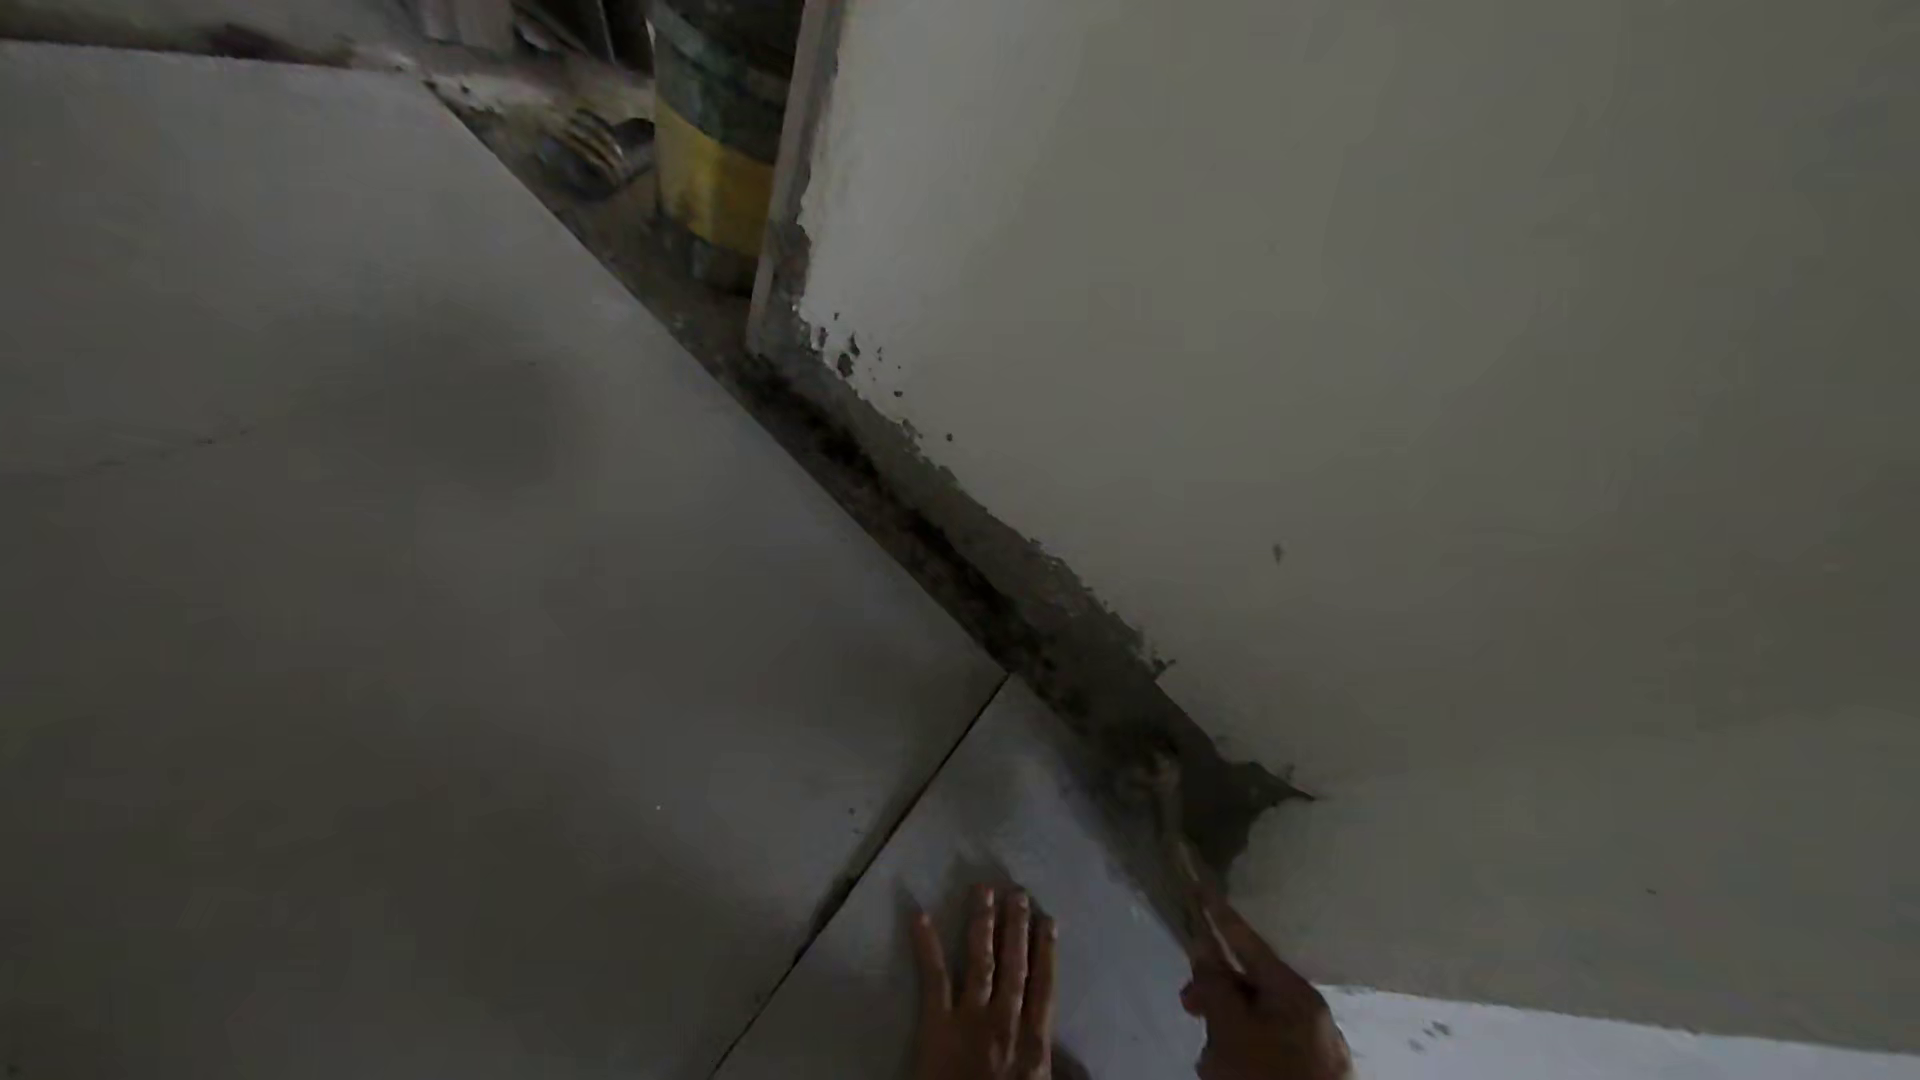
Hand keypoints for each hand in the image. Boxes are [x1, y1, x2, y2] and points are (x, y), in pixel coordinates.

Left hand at [910, 885, 1057, 1079]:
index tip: (1048, 920)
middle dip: (1017, 927)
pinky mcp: (937, 1025)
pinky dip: (927, 945)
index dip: (1046, 951)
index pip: (1045, 987)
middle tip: (1017, 892)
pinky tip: (921, 915)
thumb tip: (1072, 1056)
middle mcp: (1006, 1023)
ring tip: (984, 890)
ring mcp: (971, 1020)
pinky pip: (934, 978)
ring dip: (983, 922)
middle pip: (1015, 965)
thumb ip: (1051, 1068)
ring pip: (982, 961)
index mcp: (1033, 1045)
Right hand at [1179, 885, 1351, 1079]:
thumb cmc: (1266, 1079)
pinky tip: (1225, 1071)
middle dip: (1215, 994)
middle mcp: (1310, 1015)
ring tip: (1210, 1063)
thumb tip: (1204, 949)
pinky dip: (1243, 1054)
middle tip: (1187, 1006)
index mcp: (1296, 994)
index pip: (1248, 940)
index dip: (1218, 913)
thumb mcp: (1230, 1029)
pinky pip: (1268, 1048)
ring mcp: (1315, 1050)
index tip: (1198, 884)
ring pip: (1255, 1020)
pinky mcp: (1310, 1076)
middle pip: (1250, 984)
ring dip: (1225, 1032)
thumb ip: (1213, 984)